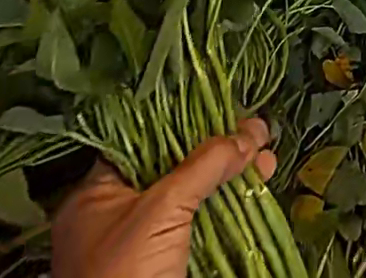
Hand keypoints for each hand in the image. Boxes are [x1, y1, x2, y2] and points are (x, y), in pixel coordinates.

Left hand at [53, 118, 277, 277]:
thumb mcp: (162, 210)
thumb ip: (204, 163)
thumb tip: (249, 134)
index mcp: (98, 195)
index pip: (144, 137)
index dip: (186, 117)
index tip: (225, 104)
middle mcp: (121, 213)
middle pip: (176, 161)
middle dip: (220, 144)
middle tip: (256, 129)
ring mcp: (148, 240)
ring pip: (197, 190)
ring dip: (234, 170)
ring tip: (267, 154)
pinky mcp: (174, 263)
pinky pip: (207, 220)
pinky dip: (234, 201)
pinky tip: (261, 182)